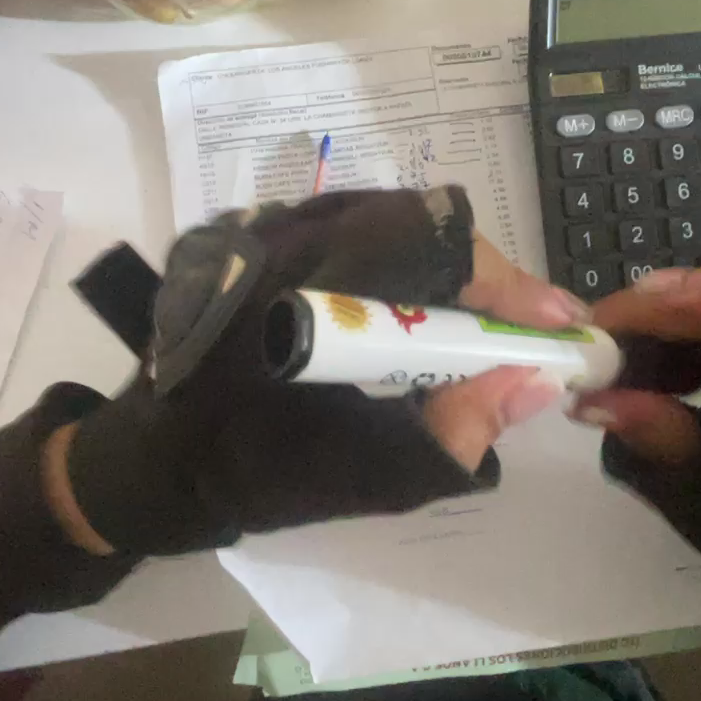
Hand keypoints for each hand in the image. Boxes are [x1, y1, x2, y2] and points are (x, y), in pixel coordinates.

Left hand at [51, 188, 584, 556]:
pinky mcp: (256, 239)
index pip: (434, 248)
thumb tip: (533, 382)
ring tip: (471, 333)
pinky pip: (354, 235)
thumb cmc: (245, 476)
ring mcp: (265, 228)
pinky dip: (401, 273)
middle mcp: (285, 234)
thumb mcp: (360, 474)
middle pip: (419, 225)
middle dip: (482, 283)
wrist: (146, 463)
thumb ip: (452, 432)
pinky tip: (408, 320)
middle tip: (516, 337)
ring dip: (443, 277)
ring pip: (391, 225)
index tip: (553, 325)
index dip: (504, 286)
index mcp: (307, 286)